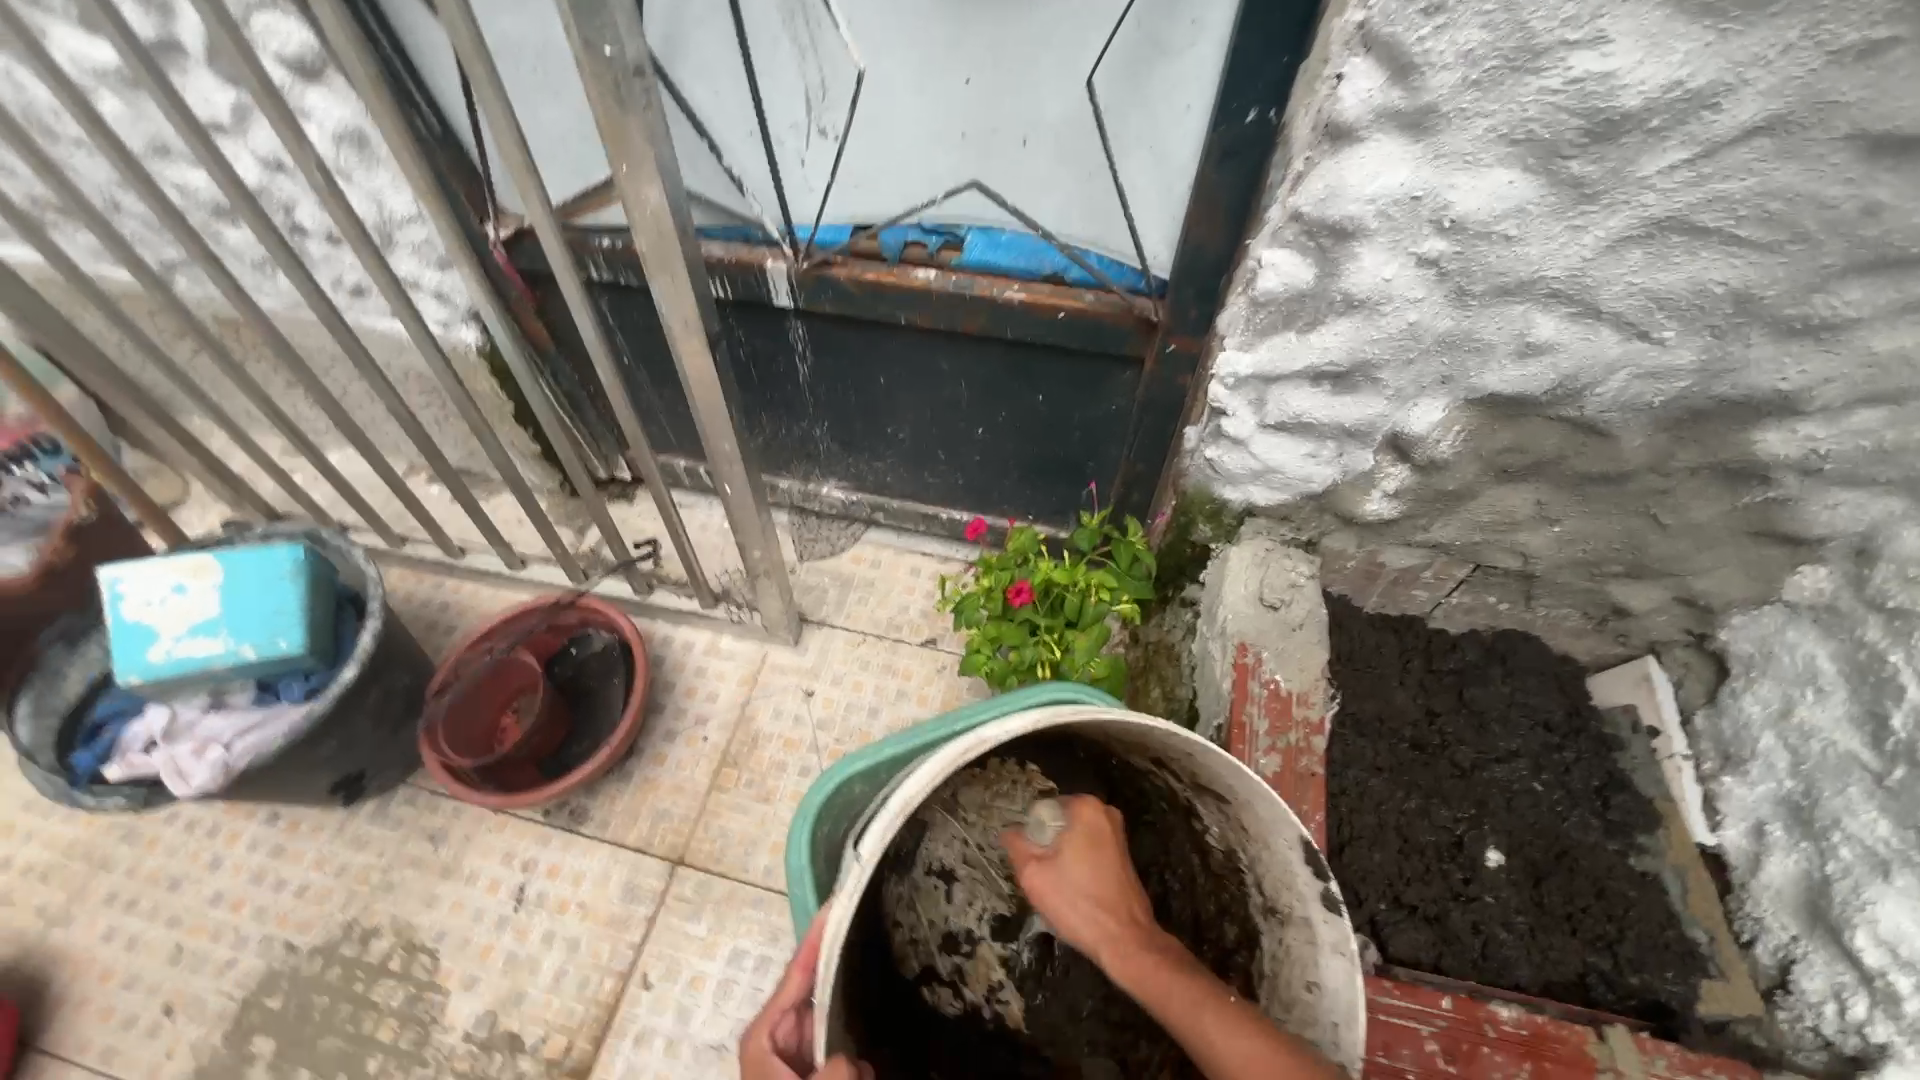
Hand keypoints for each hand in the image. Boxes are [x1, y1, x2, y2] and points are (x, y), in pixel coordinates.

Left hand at [740, 902, 873, 1079]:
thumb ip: (834, 1070)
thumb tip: (853, 1062)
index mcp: (768, 1032)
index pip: (798, 972)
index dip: (819, 936)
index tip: (839, 901)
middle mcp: (786, 1036)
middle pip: (824, 993)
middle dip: (851, 981)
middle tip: (880, 942)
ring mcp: (806, 1057)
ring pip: (843, 1025)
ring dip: (861, 1030)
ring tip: (879, 1019)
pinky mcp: (826, 1071)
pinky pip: (849, 1055)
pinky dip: (863, 1057)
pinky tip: (876, 1062)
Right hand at [1000, 794, 1160, 968]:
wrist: (1125, 940)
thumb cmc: (1077, 902)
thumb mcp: (1033, 873)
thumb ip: (1015, 844)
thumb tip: (1008, 831)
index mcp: (1085, 807)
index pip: (1042, 811)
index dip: (1031, 836)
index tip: (1033, 862)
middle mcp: (1105, 812)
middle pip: (1059, 824)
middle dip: (1048, 846)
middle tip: (1044, 876)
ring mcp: (1118, 833)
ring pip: (1074, 839)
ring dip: (1063, 858)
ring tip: (1061, 886)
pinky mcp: (1124, 855)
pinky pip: (1089, 851)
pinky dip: (1079, 865)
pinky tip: (1078, 891)